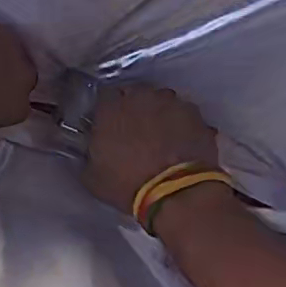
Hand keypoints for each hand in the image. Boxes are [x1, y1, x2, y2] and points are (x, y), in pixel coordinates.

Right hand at [84, 83, 222, 210]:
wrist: (176, 193)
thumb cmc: (127, 184)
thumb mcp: (91, 176)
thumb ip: (88, 155)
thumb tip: (91, 152)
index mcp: (111, 109)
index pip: (104, 95)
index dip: (106, 109)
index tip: (107, 123)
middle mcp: (142, 98)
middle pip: (135, 93)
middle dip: (133, 107)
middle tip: (133, 129)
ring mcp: (173, 104)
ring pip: (161, 100)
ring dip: (158, 112)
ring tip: (159, 135)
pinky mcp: (197, 116)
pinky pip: (184, 114)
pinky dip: (180, 124)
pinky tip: (179, 142)